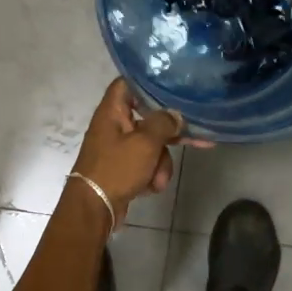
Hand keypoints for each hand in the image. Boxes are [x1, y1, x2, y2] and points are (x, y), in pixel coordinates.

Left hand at [69, 78, 207, 226]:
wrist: (95, 208)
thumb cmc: (116, 169)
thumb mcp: (145, 143)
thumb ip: (164, 123)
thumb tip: (176, 115)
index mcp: (113, 111)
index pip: (129, 83)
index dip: (149, 82)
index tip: (173, 87)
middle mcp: (115, 125)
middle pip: (149, 118)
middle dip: (169, 135)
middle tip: (196, 137)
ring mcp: (119, 148)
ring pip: (152, 145)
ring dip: (161, 163)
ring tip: (157, 179)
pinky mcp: (124, 168)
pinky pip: (146, 164)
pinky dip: (152, 175)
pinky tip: (151, 187)